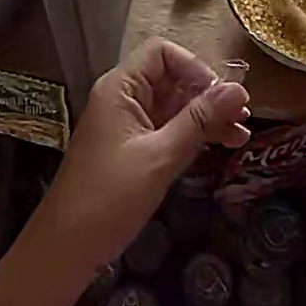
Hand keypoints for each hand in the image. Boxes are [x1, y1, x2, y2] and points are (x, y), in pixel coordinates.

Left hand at [29, 39, 249, 272]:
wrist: (64, 252)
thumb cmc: (109, 199)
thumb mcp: (160, 157)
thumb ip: (200, 120)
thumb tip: (240, 89)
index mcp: (120, 88)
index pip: (162, 53)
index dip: (195, 67)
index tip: (220, 96)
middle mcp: (123, 98)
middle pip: (172, 78)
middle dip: (208, 95)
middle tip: (242, 118)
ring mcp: (128, 124)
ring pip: (174, 105)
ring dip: (207, 117)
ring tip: (240, 135)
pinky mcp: (133, 148)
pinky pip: (169, 128)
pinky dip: (194, 134)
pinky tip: (221, 145)